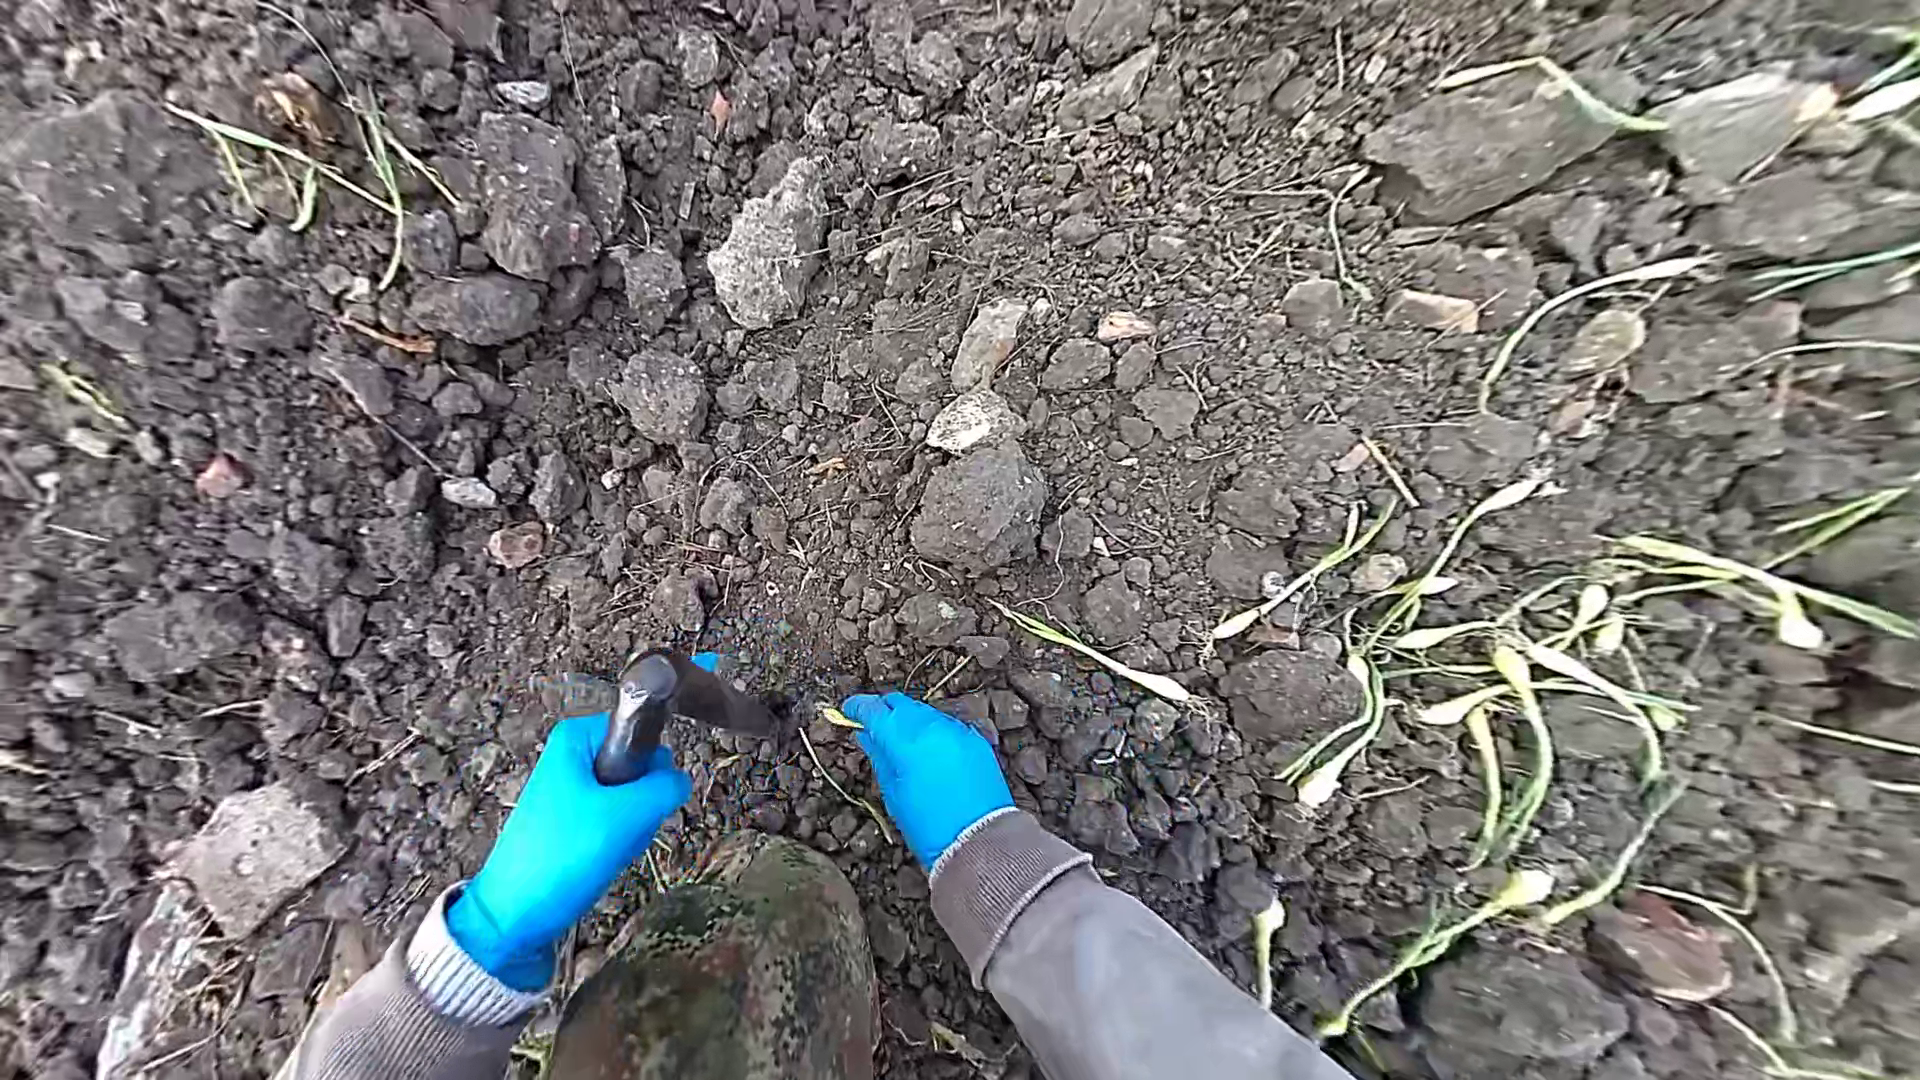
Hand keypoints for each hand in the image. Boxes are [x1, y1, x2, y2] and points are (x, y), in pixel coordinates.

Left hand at [447, 713, 691, 989]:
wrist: (510, 922)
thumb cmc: (564, 856)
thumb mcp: (628, 814)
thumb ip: (668, 785)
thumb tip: (680, 781)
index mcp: (577, 737)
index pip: (643, 729)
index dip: (651, 763)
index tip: (641, 794)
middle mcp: (574, 754)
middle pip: (641, 761)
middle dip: (644, 797)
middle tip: (627, 824)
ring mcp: (574, 786)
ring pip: (634, 790)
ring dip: (637, 820)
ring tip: (615, 844)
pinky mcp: (575, 815)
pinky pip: (619, 812)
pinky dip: (624, 834)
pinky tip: (610, 855)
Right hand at [844, 691, 1012, 868]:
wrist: (978, 841)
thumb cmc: (930, 826)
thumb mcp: (893, 794)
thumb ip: (879, 757)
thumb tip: (865, 735)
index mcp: (907, 741)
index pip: (876, 711)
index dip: (859, 707)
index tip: (848, 709)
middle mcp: (933, 727)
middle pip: (901, 704)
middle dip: (884, 709)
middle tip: (871, 722)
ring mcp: (956, 730)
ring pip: (924, 711)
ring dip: (908, 719)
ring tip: (898, 738)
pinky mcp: (974, 738)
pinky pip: (945, 724)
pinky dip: (931, 729)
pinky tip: (925, 747)